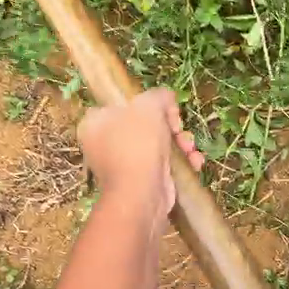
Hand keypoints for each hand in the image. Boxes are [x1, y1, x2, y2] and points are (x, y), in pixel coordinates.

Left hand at [77, 89, 205, 220]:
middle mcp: (104, 144)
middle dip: (171, 127)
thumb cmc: (137, 144)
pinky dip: (181, 162)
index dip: (148, 103)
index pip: (123, 104)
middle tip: (178, 129)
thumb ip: (158, 95)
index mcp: (95, 123)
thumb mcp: (149, 105)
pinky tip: (193, 163)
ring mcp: (123, 164)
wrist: (140, 194)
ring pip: (159, 144)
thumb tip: (166, 99)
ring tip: (190, 150)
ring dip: (181, 144)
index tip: (165, 109)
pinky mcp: (141, 181)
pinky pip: (163, 163)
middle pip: (146, 124)